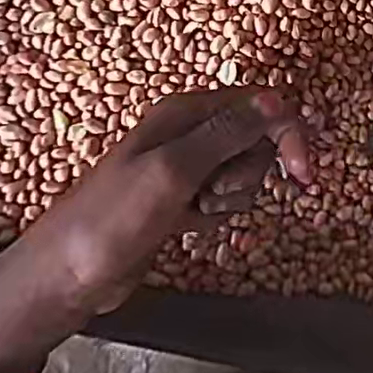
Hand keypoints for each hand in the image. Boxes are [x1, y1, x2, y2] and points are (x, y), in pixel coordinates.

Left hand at [19, 86, 313, 313]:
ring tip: (195, 210)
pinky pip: (225, 195)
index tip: (303, 174)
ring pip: (244, 171)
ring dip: (232, 196)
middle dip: (248, 172)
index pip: (260, 104)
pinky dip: (217, 212)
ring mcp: (187, 165)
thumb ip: (227, 133)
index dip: (287, 133)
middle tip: (212, 194)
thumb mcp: (174, 170)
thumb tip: (276, 98)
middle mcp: (189, 131)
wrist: (69, 274)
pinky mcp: (185, 196)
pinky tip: (190, 223)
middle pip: (256, 139)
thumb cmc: (115, 217)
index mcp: (186, 112)